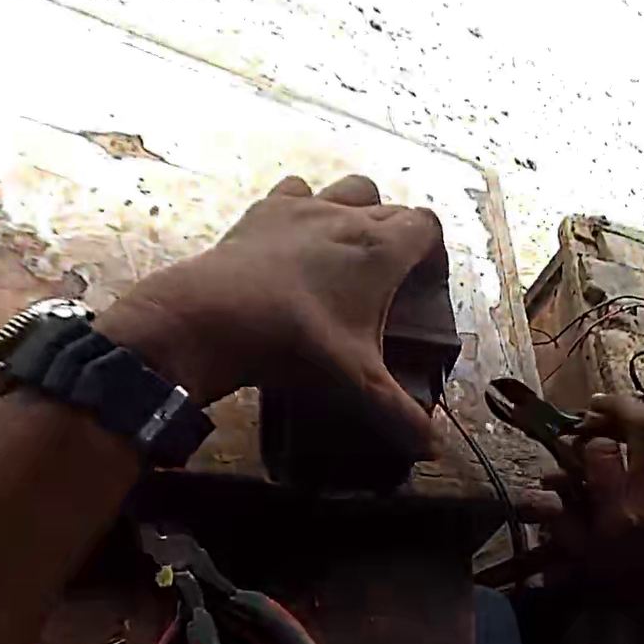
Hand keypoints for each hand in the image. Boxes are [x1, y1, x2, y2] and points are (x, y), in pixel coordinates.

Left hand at [95, 174, 442, 456]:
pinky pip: (300, 190)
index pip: (428, 227)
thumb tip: (434, 453)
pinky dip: (310, 206)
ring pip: (352, 190)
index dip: (434, 253)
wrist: (209, 320)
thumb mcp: (359, 385)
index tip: (425, 283)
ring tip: (353, 253)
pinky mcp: (265, 211)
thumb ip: (402, 417)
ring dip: (363, 213)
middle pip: (395, 208)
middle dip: (403, 238)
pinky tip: (303, 239)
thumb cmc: (296, 345)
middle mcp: (348, 218)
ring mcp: (304, 208)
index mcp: (380, 252)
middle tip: (393, 281)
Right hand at [549, 395, 643, 639]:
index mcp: (622, 513)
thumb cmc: (627, 585)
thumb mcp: (585, 557)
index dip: (587, 441)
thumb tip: (540, 488)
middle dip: (621, 407)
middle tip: (598, 406)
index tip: (578, 446)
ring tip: (629, 414)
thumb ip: (561, 519)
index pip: (603, 454)